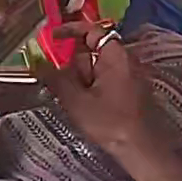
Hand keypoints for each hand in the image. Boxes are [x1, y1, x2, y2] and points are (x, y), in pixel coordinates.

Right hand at [33, 21, 164, 159]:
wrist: (142, 150)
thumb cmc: (110, 122)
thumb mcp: (76, 101)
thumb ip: (56, 78)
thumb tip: (39, 63)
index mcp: (115, 56)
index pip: (92, 30)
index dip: (70, 30)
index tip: (52, 37)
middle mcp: (127, 60)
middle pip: (93, 51)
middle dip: (75, 66)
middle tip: (66, 86)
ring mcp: (132, 76)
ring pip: (98, 68)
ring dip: (83, 79)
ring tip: (78, 102)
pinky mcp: (133, 91)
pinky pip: (107, 79)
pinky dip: (93, 86)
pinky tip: (88, 106)